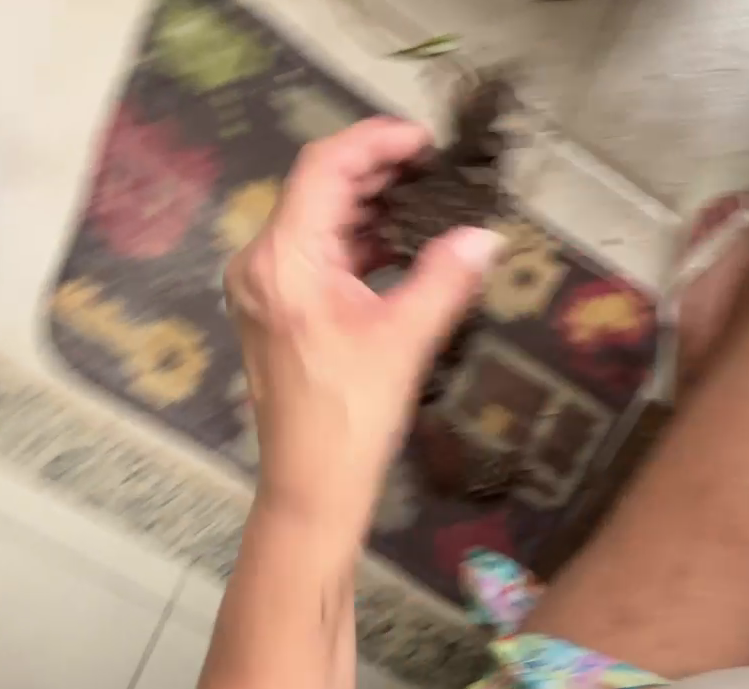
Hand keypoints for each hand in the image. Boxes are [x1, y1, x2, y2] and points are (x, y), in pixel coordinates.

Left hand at [224, 116, 501, 536]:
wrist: (314, 486)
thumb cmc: (353, 418)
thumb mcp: (406, 342)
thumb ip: (445, 280)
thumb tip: (486, 237)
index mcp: (286, 259)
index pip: (325, 169)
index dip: (377, 142)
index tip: (425, 143)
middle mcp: (263, 264)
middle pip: (317, 192)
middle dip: (376, 175)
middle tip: (432, 172)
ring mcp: (265, 291)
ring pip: (317, 227)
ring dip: (368, 212)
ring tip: (422, 206)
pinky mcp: (278, 315)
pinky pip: (317, 260)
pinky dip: (356, 249)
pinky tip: (396, 252)